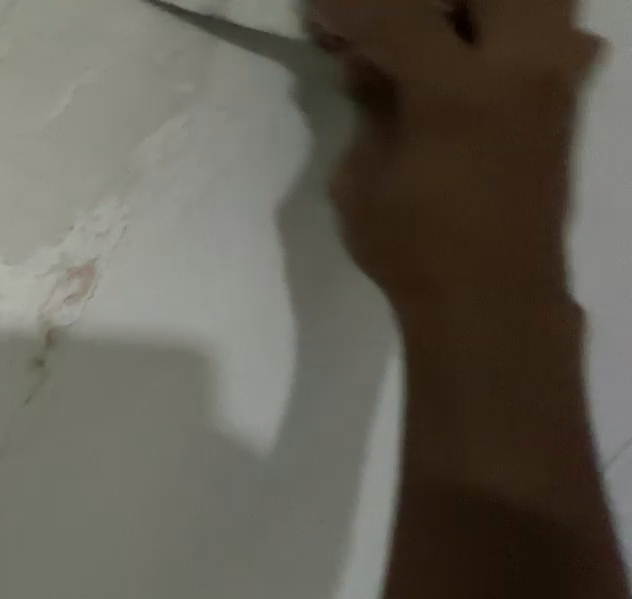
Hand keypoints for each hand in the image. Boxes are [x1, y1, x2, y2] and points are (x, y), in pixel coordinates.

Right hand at [311, 0, 602, 317]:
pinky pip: (539, 22)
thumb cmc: (409, 241)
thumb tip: (367, 63)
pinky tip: (453, 52)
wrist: (489, 284)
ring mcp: (559, 66)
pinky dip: (493, 24)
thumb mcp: (361, 178)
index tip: (316, 5)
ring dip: (464, 9)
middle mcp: (527, 60)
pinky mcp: (568, 82)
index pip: (401, 20)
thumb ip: (372, 108)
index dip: (353, 8)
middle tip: (372, 17)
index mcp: (461, 91)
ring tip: (415, 33)